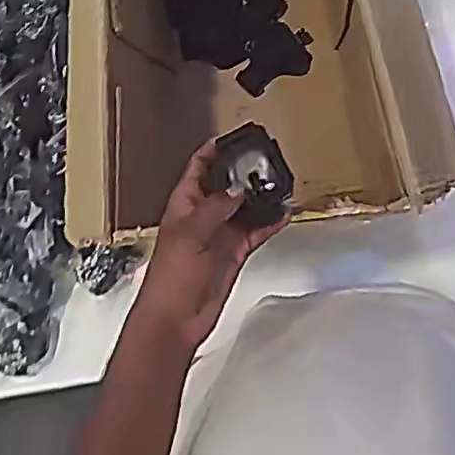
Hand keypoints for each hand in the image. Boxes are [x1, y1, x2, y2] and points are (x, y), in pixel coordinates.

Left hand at [129, 140, 288, 353]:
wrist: (176, 318)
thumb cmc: (171, 274)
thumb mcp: (190, 233)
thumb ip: (215, 208)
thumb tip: (236, 190)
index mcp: (184, 202)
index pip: (198, 167)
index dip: (212, 150)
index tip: (231, 137)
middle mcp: (203, 213)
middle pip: (225, 184)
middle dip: (241, 171)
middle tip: (264, 157)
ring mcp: (220, 232)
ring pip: (244, 207)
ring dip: (259, 197)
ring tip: (280, 182)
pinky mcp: (234, 251)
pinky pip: (254, 231)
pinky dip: (269, 223)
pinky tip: (283, 213)